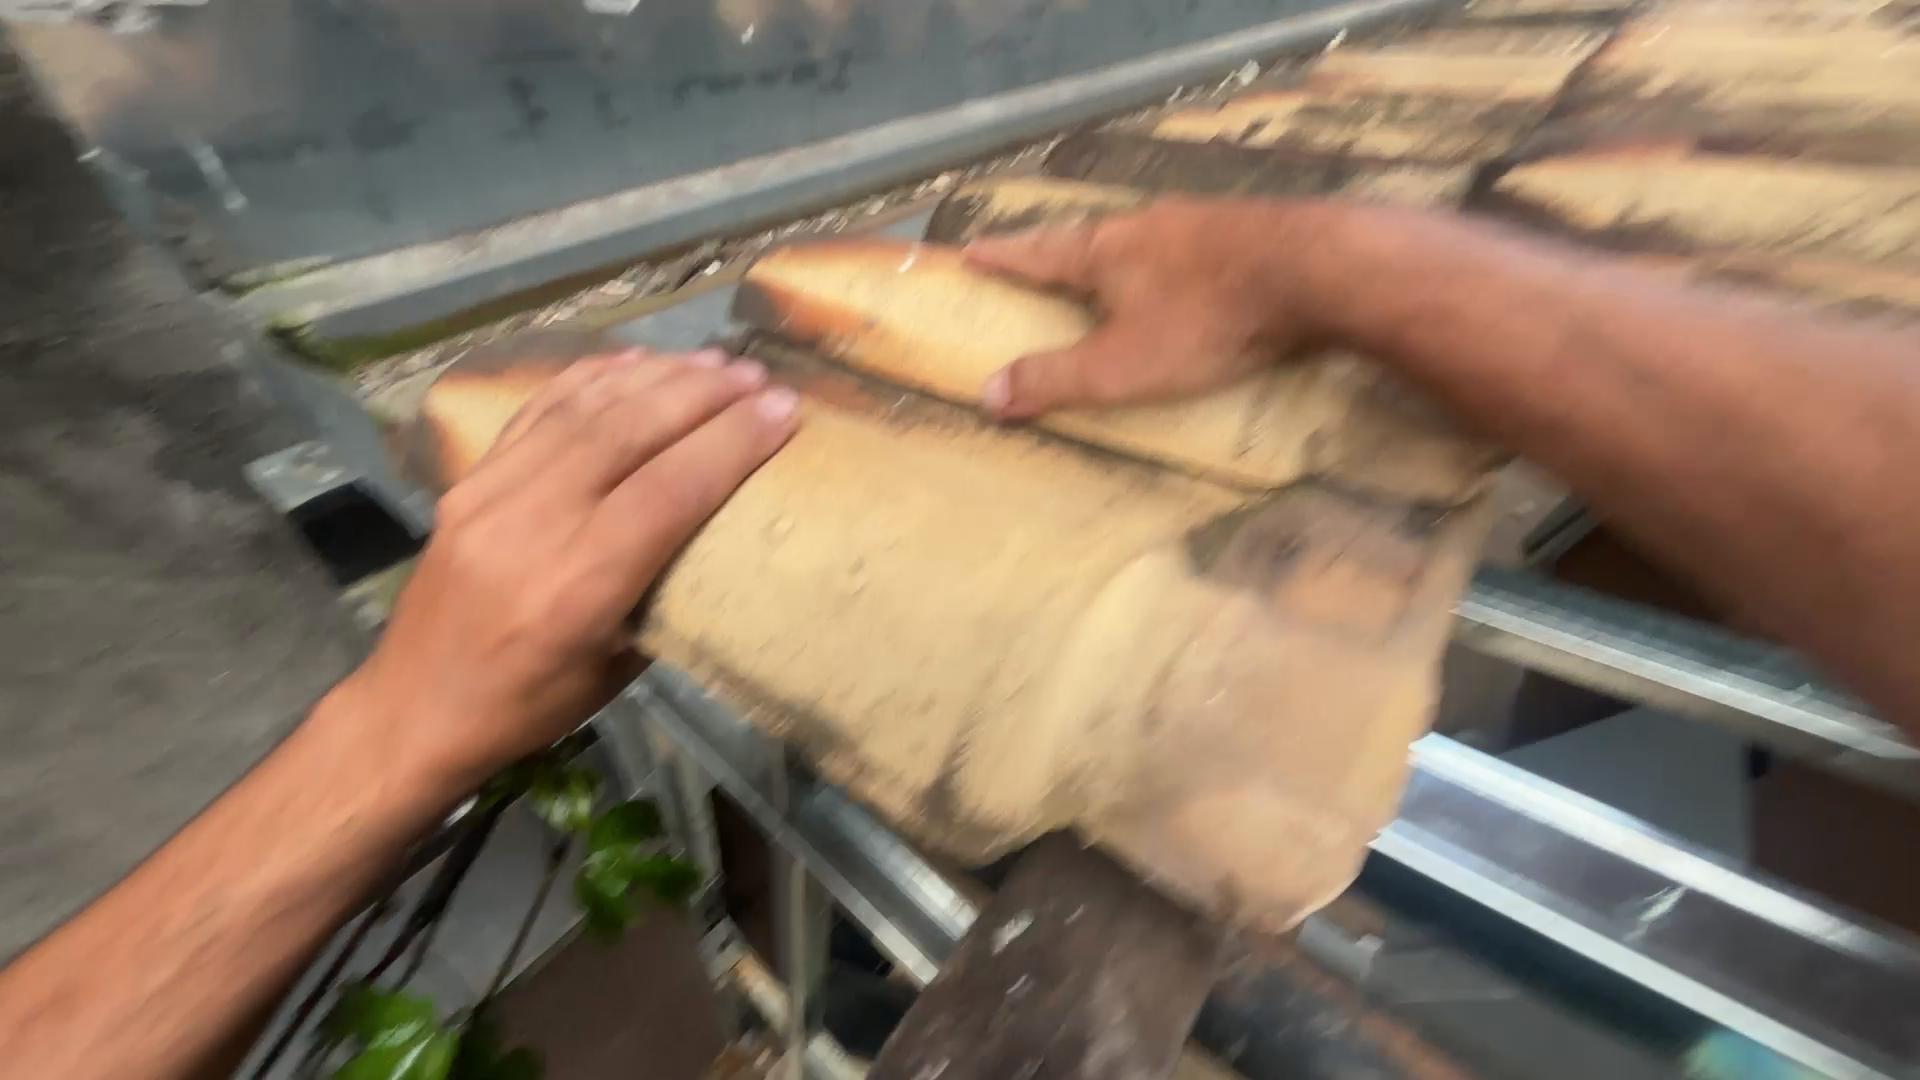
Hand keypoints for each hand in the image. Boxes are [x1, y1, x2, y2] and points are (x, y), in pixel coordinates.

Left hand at [346, 348, 799, 786]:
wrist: (413, 707)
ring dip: (659, 377)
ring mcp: (489, 493)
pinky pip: (540, 409)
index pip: (669, 492)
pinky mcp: (469, 478)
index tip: (783, 410)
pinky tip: (638, 360)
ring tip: (714, 362)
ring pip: (586, 411)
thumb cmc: (532, 704)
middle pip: (629, 434)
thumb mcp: (620, 671)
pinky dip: (595, 376)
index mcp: (577, 589)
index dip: (731, 443)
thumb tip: (719, 528)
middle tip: (757, 377)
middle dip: (704, 396)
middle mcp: (529, 527)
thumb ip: (666, 592)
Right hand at [963, 197, 1331, 418]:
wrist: (1317, 272)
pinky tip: (1177, 274)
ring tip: (1103, 270)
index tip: (970, 250)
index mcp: (1103, 252)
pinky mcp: (1240, 230)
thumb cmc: (1203, 321)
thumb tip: (986, 395)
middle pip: (1083, 238)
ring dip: (1111, 254)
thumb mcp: (1117, 366)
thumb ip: (1053, 380)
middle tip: (1035, 261)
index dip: (1000, 256)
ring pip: (1136, 238)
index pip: (1035, 253)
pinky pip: (1181, 246)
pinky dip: (1161, 261)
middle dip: (1054, 253)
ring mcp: (1194, 221)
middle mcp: (1142, 225)